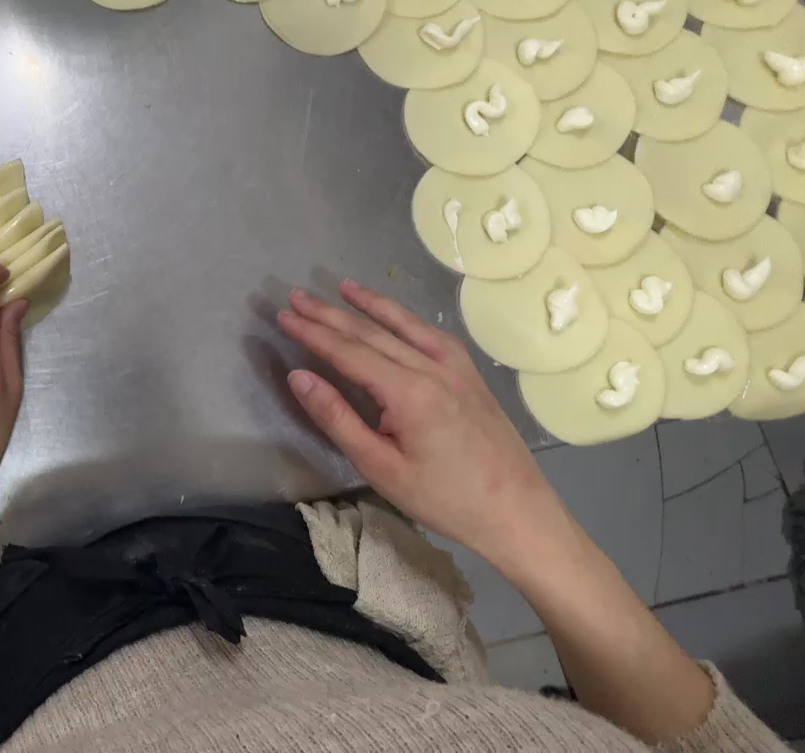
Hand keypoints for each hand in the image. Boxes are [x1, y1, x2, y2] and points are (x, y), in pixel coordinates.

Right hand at [276, 280, 570, 574]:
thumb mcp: (379, 467)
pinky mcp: (472, 377)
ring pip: (405, 327)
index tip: (283, 316)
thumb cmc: (444, 499)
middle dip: (329, 313)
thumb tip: (298, 376)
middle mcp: (433, 370)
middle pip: (371, 333)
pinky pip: (433, 336)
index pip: (349, 351)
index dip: (312, 333)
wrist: (521, 517)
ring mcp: (457, 370)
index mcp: (409, 393)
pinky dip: (407, 319)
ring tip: (342, 287)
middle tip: (296, 296)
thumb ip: (337, 417)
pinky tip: (395, 315)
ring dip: (370, 305)